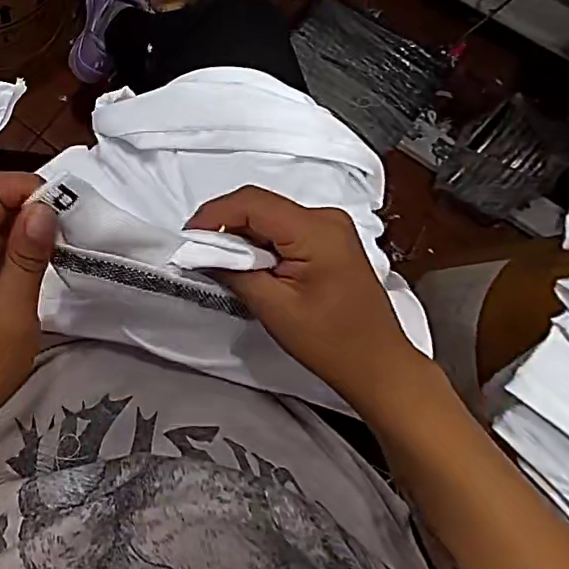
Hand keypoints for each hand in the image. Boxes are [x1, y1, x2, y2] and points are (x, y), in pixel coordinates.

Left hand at [0, 172, 56, 436]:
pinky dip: (28, 232)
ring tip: (59, 242)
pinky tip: (45, 254)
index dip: (29, 189)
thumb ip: (26, 259)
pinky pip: (4, 229)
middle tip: (65, 228)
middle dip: (34, 198)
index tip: (61, 215)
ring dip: (33, 215)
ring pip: (2, 208)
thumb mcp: (11, 316)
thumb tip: (43, 209)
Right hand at [187, 186, 429, 410]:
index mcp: (317, 229)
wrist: (379, 365)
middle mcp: (326, 218)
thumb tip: (205, 252)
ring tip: (224, 264)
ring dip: (244, 236)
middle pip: (261, 206)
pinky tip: (253, 266)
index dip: (215, 214)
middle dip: (227, 226)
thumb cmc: (334, 343)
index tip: (189, 237)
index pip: (253, 203)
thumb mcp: (275, 308)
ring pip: (271, 216)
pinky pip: (286, 228)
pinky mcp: (330, 239)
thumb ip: (236, 272)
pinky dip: (263, 242)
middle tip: (201, 254)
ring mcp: (331, 226)